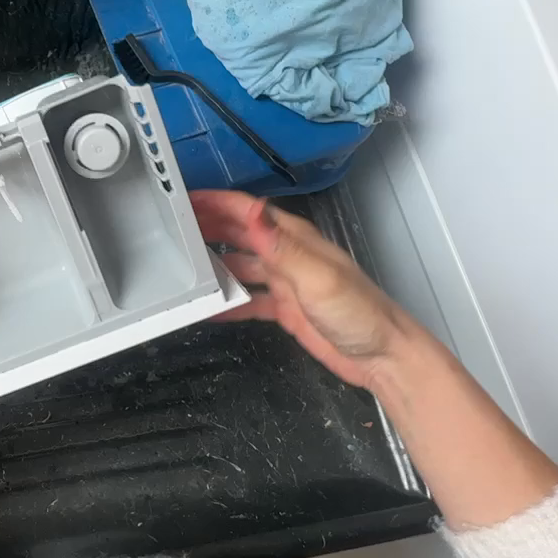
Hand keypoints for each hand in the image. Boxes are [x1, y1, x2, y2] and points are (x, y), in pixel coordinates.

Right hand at [192, 189, 425, 389]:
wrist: (383, 357)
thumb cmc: (359, 313)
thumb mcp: (317, 276)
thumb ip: (280, 245)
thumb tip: (253, 210)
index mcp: (294, 239)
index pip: (247, 211)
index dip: (215, 202)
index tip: (185, 200)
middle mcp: (287, 255)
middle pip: (240, 233)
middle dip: (207, 227)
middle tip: (174, 230)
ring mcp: (286, 282)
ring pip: (240, 265)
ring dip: (214, 264)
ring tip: (183, 268)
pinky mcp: (285, 308)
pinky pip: (248, 300)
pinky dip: (227, 303)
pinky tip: (208, 309)